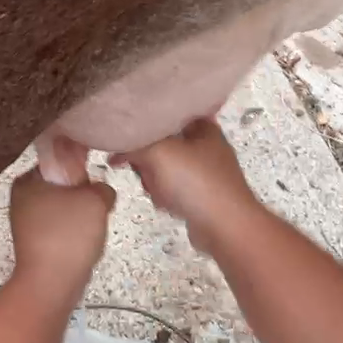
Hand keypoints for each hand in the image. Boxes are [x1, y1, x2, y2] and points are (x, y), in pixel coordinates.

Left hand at [8, 167, 114, 306]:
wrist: (51, 282)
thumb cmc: (69, 233)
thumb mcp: (95, 200)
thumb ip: (102, 187)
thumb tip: (101, 192)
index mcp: (26, 180)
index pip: (58, 161)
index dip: (80, 168)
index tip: (95, 181)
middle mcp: (20, 198)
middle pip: (62, 186)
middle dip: (82, 196)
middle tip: (97, 206)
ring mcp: (25, 223)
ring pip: (63, 209)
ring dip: (80, 217)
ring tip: (91, 228)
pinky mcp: (33, 243)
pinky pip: (59, 229)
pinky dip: (73, 234)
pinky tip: (83, 244)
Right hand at [113, 119, 264, 255]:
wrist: (227, 228)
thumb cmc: (196, 183)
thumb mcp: (158, 152)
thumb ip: (133, 143)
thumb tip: (115, 146)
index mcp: (201, 125)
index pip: (163, 114)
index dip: (142, 126)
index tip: (128, 139)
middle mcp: (205, 144)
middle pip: (160, 143)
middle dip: (146, 160)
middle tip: (143, 169)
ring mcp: (205, 171)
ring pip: (163, 167)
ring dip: (154, 181)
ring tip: (158, 191)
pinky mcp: (203, 194)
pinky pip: (172, 188)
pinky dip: (165, 196)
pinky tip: (167, 204)